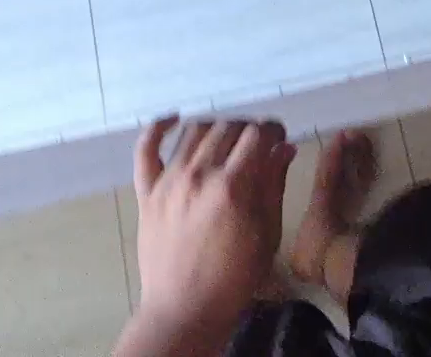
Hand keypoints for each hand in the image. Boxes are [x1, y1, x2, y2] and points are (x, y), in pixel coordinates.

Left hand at [113, 117, 295, 356]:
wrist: (184, 311)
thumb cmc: (233, 279)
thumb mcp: (266, 235)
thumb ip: (273, 185)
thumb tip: (284, 147)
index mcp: (232, 187)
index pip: (256, 134)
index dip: (271, 129)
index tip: (278, 136)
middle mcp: (198, 174)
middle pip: (227, 128)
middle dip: (248, 128)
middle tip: (256, 142)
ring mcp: (168, 180)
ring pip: (194, 131)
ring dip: (215, 127)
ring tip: (226, 139)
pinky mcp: (146, 191)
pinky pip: (146, 148)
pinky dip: (157, 127)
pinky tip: (173, 119)